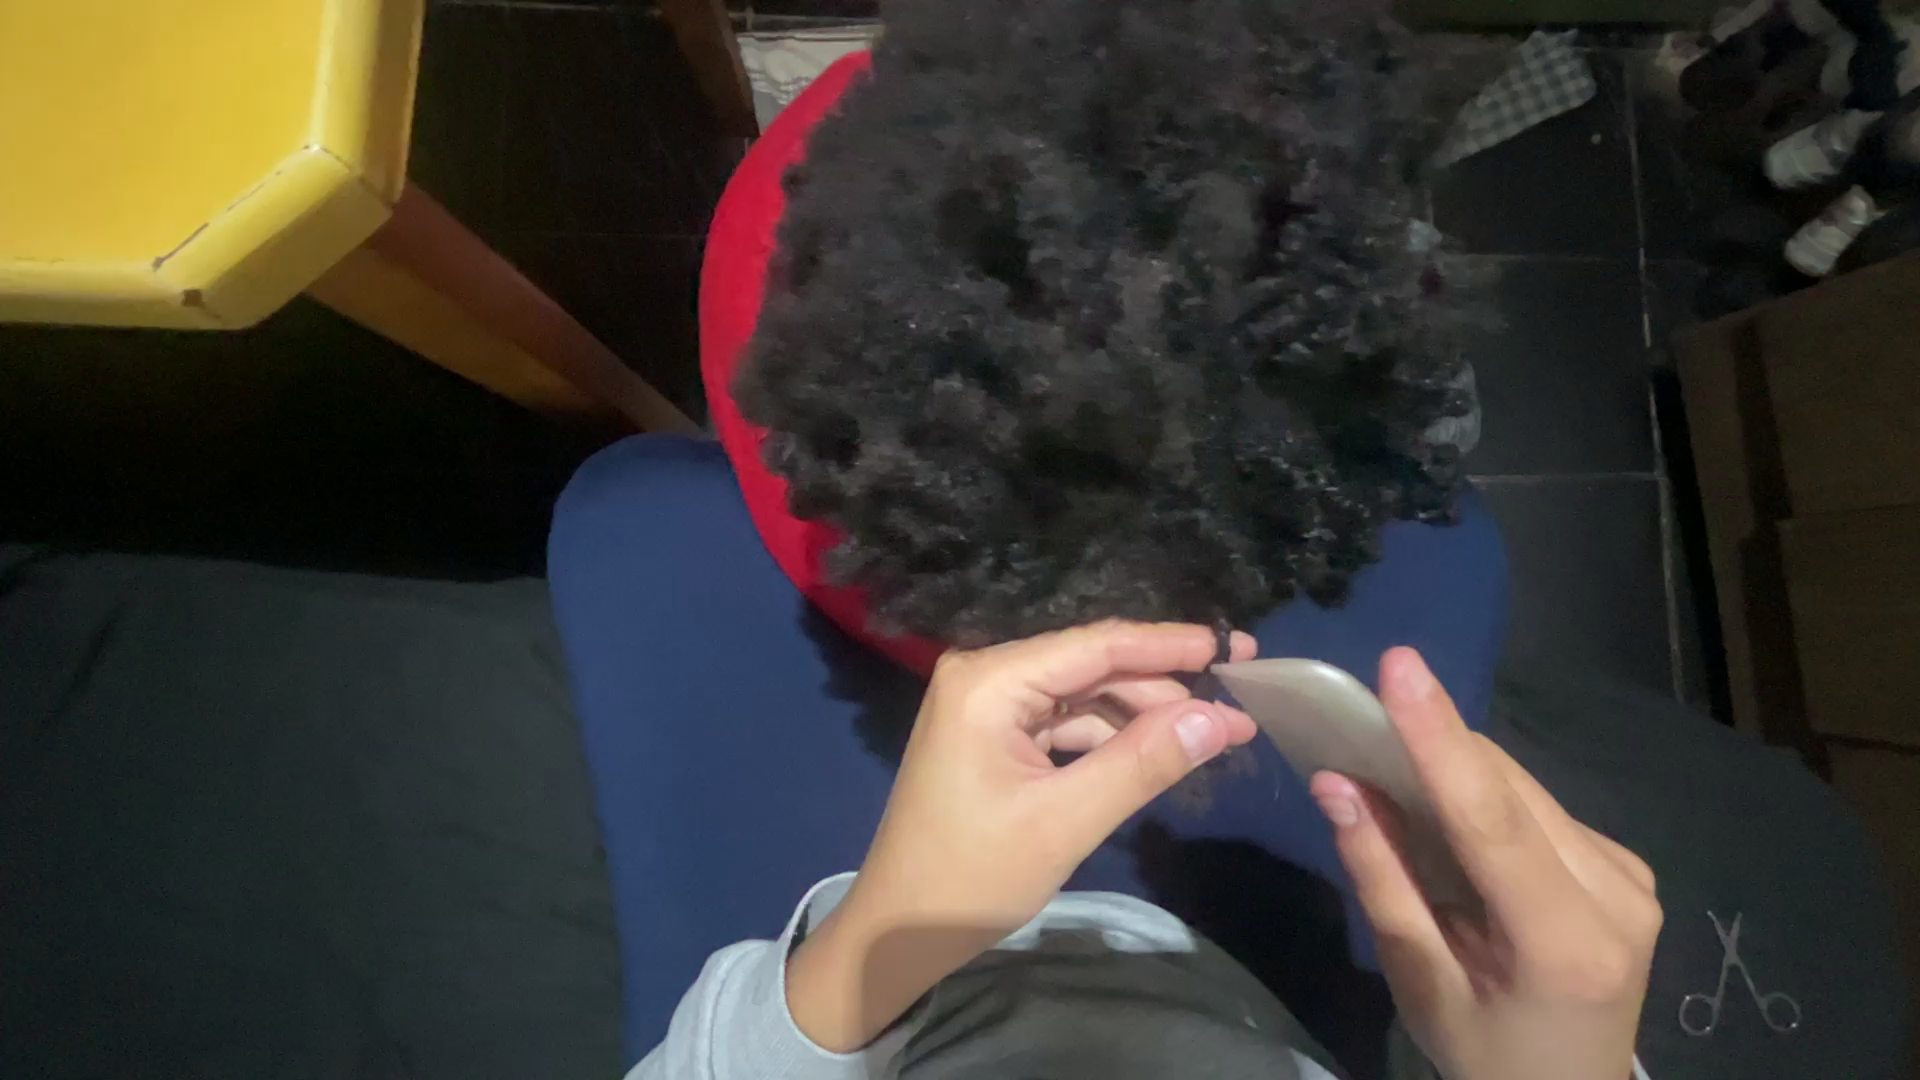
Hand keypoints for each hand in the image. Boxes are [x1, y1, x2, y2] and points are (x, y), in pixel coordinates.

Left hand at [788, 620, 1257, 1051]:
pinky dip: (1107, 737)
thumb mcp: (1066, 820)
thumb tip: (1220, 717)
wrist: (900, 928)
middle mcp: (985, 675)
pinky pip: (1062, 721)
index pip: (1095, 645)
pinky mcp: (993, 732)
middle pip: (1089, 666)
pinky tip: (1154, 751)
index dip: (1168, 645)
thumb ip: (1143, 762)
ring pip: (1080, 695)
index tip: (1233, 646)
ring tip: (1209, 735)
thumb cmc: (972, 876)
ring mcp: (986, 703)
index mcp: (989, 680)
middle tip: (1236, 707)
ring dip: (1139, 715)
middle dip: (1161, 687)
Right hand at [1311, 648, 1661, 1079]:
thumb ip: (1378, 873)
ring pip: (1515, 782)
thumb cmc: (1483, 1047)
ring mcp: (1627, 873)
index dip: (1436, 735)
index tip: (1400, 665)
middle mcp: (1615, 893)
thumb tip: (1333, 783)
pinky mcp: (1620, 862)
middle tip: (1357, 717)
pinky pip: (1529, 799)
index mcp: (1565, 939)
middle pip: (1501, 786)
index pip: (1489, 816)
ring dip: (1448, 763)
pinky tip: (1442, 807)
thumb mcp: (1416, 973)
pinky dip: (1474, 786)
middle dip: (1427, 741)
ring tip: (1389, 764)